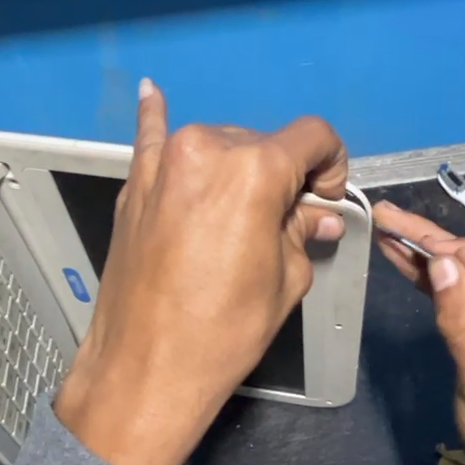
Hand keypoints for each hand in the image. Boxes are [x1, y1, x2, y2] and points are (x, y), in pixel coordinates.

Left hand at [54, 80, 349, 464]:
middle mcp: (206, 148)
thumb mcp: (285, 281)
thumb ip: (303, 230)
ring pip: (219, 144)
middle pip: (264, 142)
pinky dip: (154, 116)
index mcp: (254, 169)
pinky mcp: (133, 185)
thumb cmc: (226, 331)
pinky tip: (150, 93)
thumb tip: (319, 213)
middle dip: (283, 174)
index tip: (325, 198)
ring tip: (236, 212)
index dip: (331, 165)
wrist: (144, 370)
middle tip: (282, 221)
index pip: (313, 136)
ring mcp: (162, 163)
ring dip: (237, 166)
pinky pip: (148, 136)